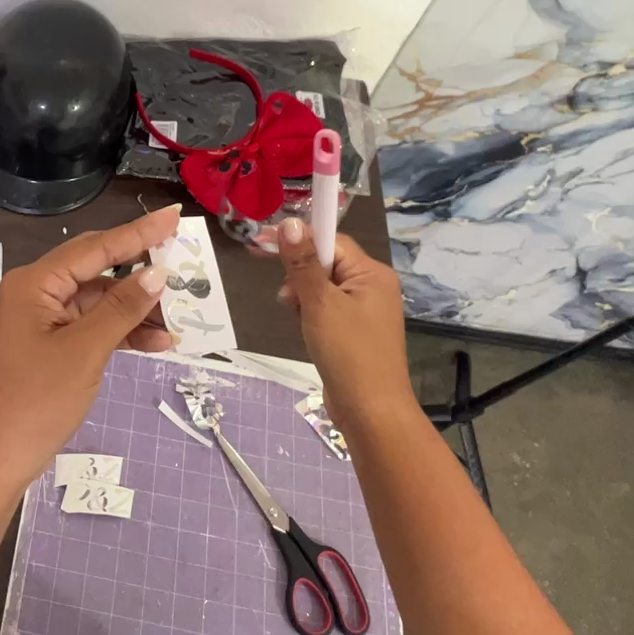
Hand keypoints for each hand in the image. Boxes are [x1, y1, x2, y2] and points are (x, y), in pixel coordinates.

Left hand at [0, 205, 180, 481]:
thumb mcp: (85, 351)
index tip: (173, 216)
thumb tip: (156, 274)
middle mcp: (34, 292)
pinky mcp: (48, 344)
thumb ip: (122, 308)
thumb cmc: (37, 400)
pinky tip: (158, 342)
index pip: (94, 248)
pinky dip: (120, 333)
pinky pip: (89, 326)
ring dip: (135, 309)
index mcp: (33, 283)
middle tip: (183, 259)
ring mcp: (40, 319)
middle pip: (96, 269)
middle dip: (140, 270)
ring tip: (179, 315)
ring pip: (97, 301)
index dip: (138, 233)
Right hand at [273, 218, 413, 412]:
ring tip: (296, 316)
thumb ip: (302, 263)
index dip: (297, 240)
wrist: (371, 411)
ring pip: (322, 286)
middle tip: (284, 297)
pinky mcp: (355, 330)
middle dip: (299, 274)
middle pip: (326, 262)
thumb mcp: (320, 304)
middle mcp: (373, 286)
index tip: (260, 243)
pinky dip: (311, 312)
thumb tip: (289, 223)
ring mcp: (365, 310)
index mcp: (372, 274)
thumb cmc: (348, 353)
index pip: (330, 241)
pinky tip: (305, 327)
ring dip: (303, 295)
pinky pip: (327, 307)